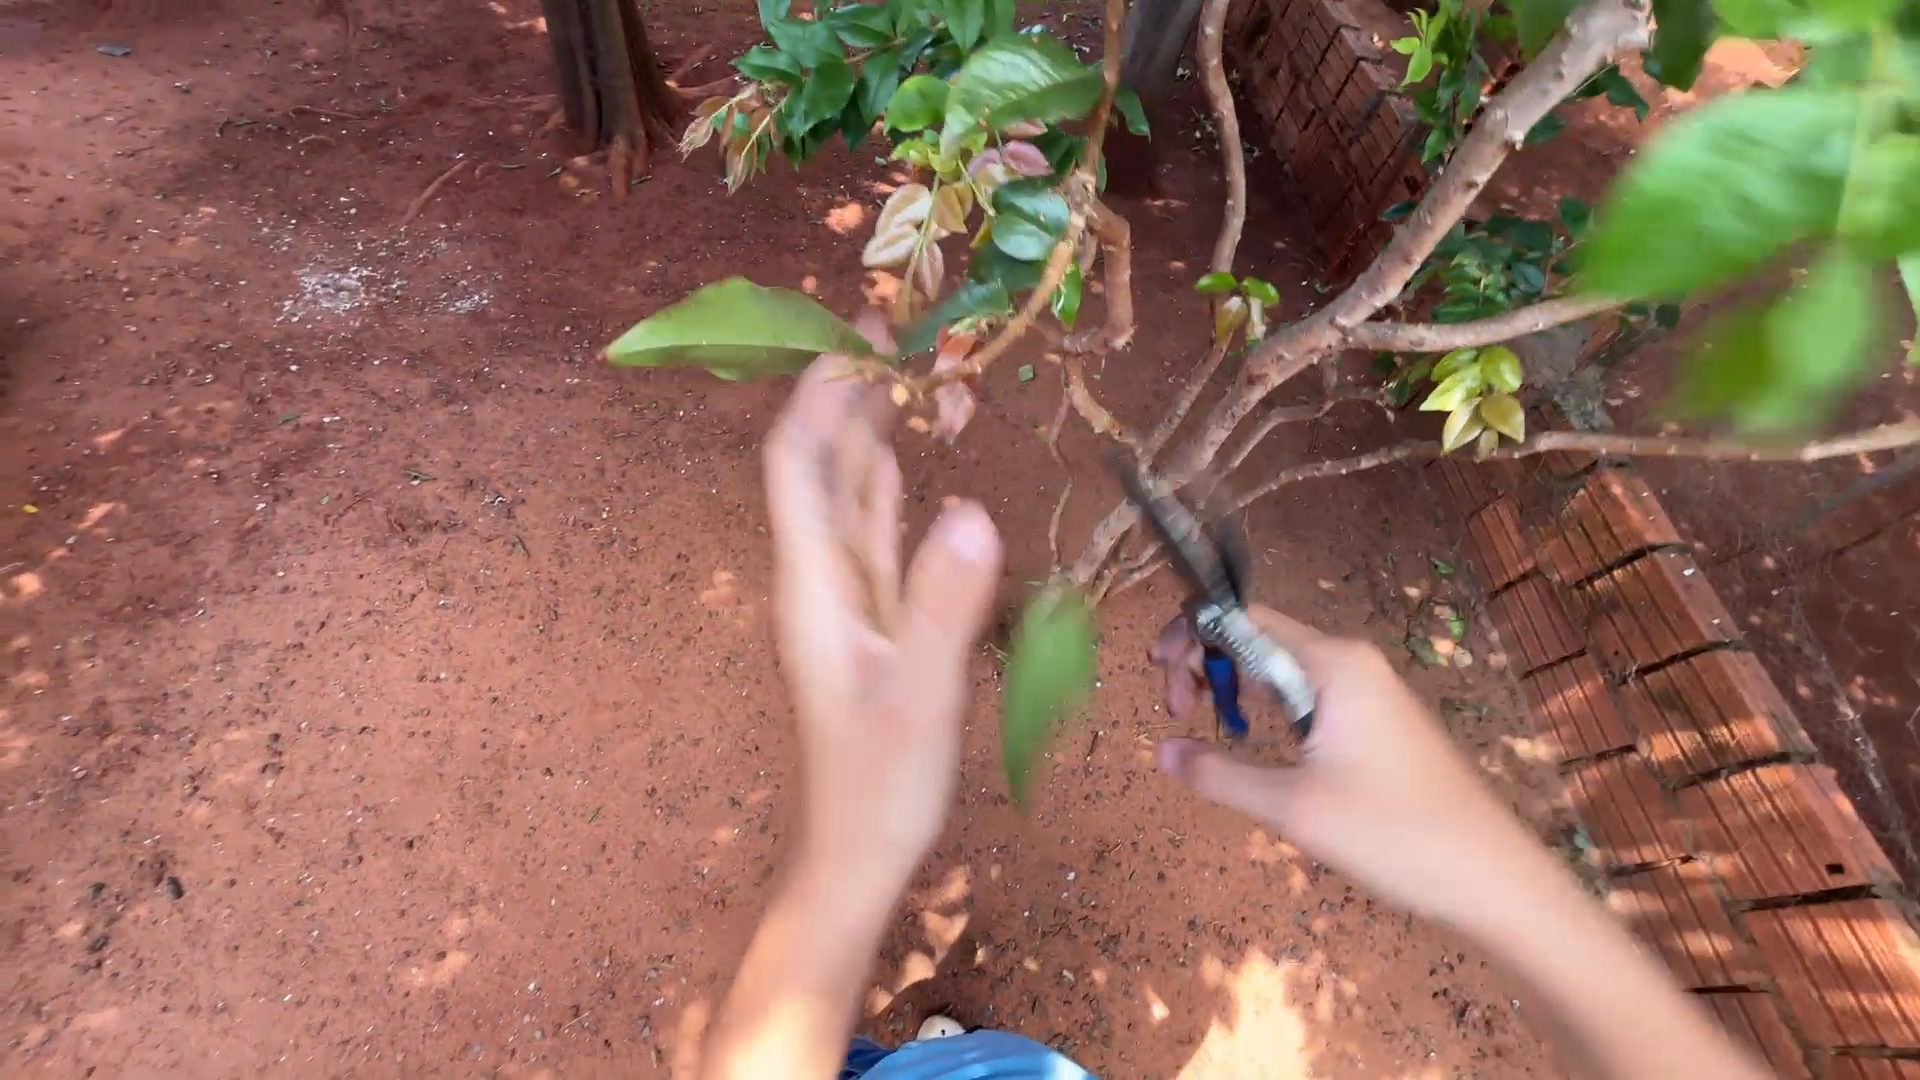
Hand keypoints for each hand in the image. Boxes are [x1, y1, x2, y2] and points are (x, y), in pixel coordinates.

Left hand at [763, 350, 1002, 893]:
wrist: (860, 848)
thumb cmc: (881, 783)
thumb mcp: (920, 697)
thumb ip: (942, 608)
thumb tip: (970, 511)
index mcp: (814, 585)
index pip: (797, 467)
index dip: (817, 400)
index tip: (859, 343)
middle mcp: (821, 578)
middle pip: (821, 468)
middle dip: (847, 398)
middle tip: (891, 335)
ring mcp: (846, 597)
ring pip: (851, 496)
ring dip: (873, 435)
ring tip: (909, 378)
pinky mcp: (874, 617)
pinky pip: (876, 535)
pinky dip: (891, 489)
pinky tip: (907, 460)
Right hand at [1155, 607, 1556, 931]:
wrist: (1499, 883)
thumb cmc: (1396, 834)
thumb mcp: (1293, 807)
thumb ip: (1218, 774)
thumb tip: (1160, 752)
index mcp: (1331, 662)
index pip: (1238, 619)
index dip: (1189, 638)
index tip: (1162, 682)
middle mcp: (1345, 659)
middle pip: (1251, 636)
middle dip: (1202, 663)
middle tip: (1175, 712)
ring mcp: (1361, 687)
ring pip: (1272, 665)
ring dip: (1228, 684)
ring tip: (1202, 723)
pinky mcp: (1368, 716)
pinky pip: (1297, 690)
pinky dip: (1259, 703)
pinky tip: (1248, 736)